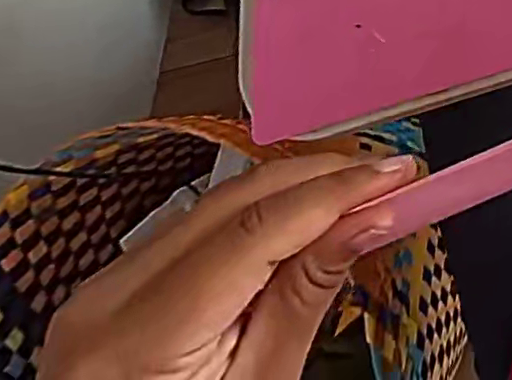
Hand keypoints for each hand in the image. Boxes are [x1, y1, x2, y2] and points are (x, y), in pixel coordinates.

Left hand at [41, 153, 420, 378]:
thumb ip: (309, 295)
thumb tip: (373, 217)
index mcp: (138, 338)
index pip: (257, 227)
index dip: (338, 190)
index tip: (401, 173)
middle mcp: (110, 293)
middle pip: (242, 196)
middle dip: (328, 175)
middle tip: (394, 175)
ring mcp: (109, 279)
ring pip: (230, 195)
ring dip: (306, 183)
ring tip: (366, 188)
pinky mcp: (124, 274)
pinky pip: (213, 215)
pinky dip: (274, 202)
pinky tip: (316, 208)